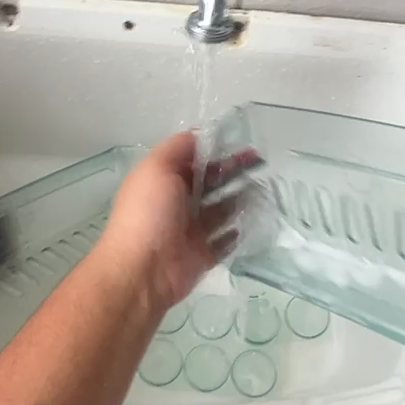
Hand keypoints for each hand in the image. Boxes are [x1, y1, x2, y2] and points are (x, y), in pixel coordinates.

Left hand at [93, 132, 249, 314]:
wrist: (142, 270)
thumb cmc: (149, 213)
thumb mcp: (157, 167)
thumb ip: (179, 148)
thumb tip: (202, 135)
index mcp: (164, 179)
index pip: (193, 158)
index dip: (217, 149)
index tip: (242, 142)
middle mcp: (177, 202)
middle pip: (210, 182)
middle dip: (233, 171)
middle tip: (260, 163)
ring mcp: (190, 230)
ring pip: (220, 210)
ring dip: (239, 199)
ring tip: (262, 189)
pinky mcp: (202, 254)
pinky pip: (224, 241)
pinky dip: (237, 231)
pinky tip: (252, 221)